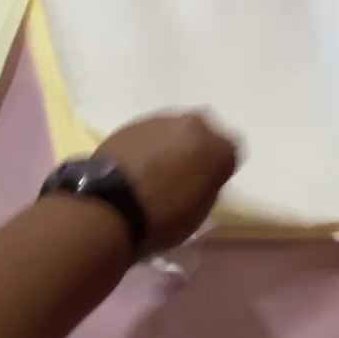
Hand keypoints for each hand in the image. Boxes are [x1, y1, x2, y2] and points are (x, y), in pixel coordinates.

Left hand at [95, 111, 239, 252]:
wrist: (111, 206)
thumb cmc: (164, 218)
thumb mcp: (200, 210)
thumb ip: (206, 184)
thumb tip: (198, 177)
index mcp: (220, 147)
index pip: (227, 155)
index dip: (214, 171)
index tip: (202, 185)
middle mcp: (194, 125)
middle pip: (199, 136)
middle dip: (192, 150)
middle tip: (179, 173)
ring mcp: (160, 120)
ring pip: (171, 132)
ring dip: (167, 145)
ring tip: (152, 170)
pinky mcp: (130, 122)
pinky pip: (146, 135)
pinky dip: (144, 146)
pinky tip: (134, 164)